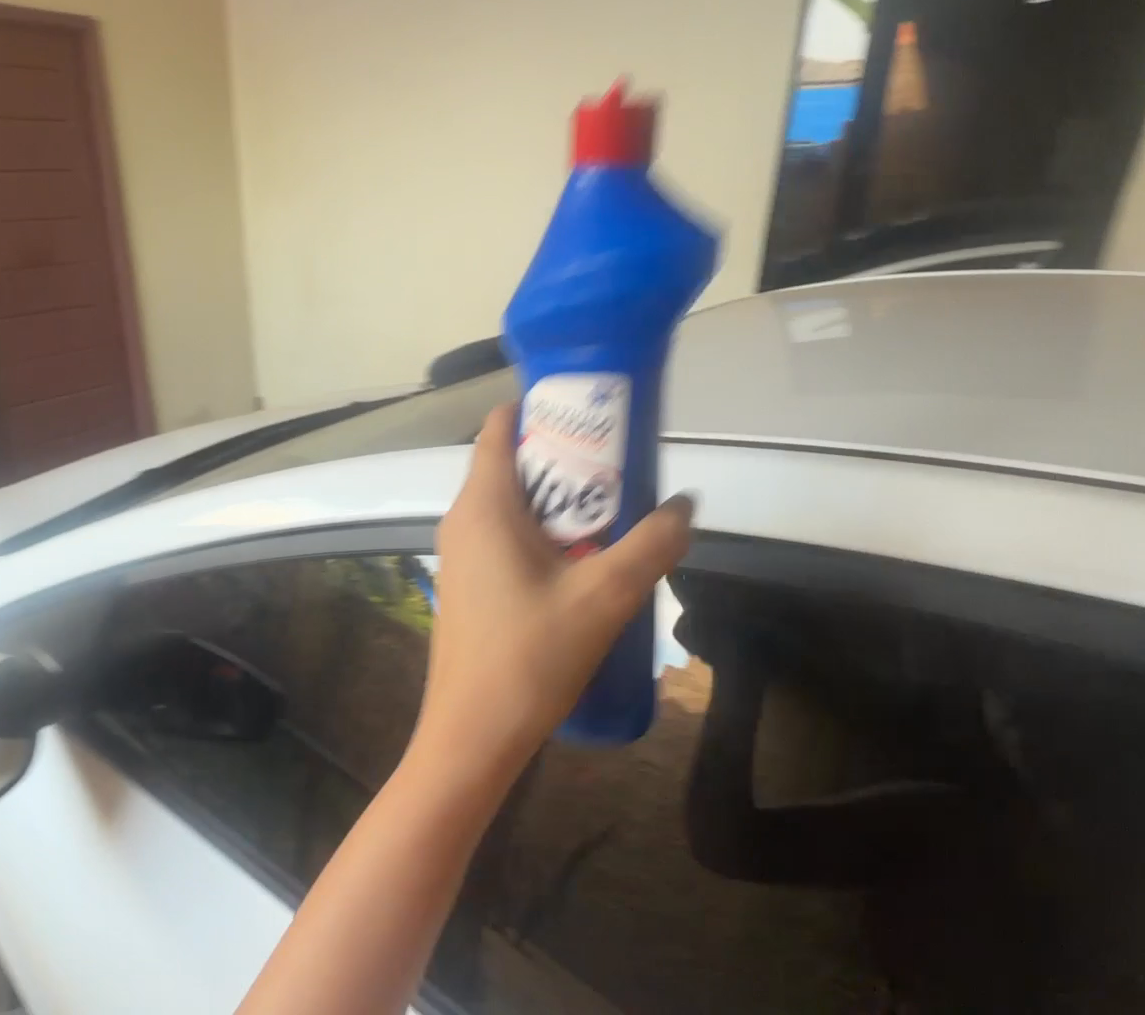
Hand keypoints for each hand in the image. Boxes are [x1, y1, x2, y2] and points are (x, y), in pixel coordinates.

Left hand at [414, 403, 694, 775]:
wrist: (473, 735)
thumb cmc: (531, 657)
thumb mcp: (604, 597)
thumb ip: (651, 545)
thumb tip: (685, 507)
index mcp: (483, 505)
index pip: (500, 426)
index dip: (542, 409)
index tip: (592, 414)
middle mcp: (462, 520)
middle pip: (510, 464)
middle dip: (564, 458)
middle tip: (621, 468)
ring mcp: (459, 556)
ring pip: (509, 506)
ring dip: (557, 502)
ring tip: (612, 515)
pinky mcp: (467, 587)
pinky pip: (504, 539)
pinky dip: (541, 534)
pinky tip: (581, 564)